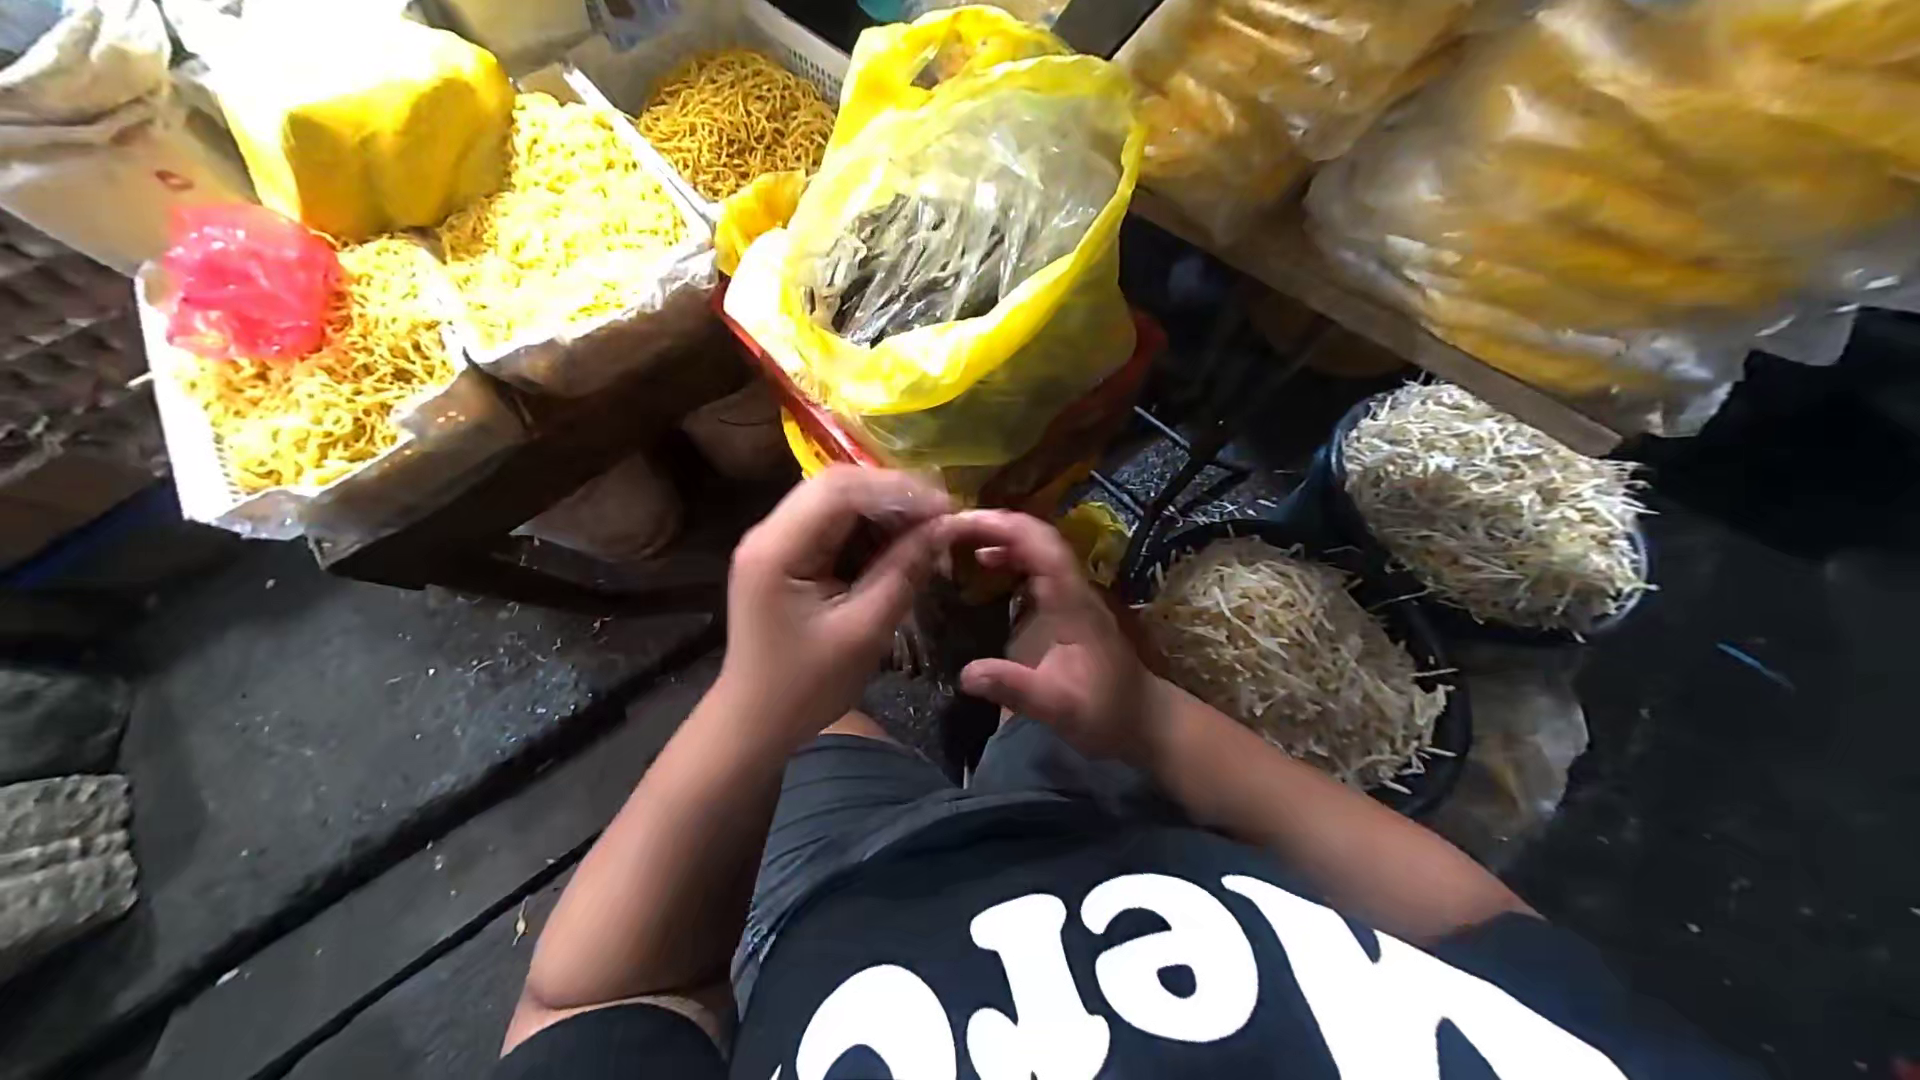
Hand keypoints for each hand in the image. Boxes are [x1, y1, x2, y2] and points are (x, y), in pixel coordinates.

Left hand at [719, 467, 951, 743]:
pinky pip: (833, 525)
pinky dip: (870, 529)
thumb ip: (904, 572)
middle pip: (838, 487)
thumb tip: (944, 527)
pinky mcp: (786, 555)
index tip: (947, 509)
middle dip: (894, 496)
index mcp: (776, 549)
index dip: (898, 491)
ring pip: (838, 501)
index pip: (841, 490)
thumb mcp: (864, 631)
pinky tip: (899, 545)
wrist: (755, 722)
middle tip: (942, 518)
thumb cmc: (806, 687)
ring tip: (927, 531)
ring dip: (885, 511)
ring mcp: (775, 541)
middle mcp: (769, 532)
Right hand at [944, 510, 1158, 764]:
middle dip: (996, 524)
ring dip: (1002, 535)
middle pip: (1039, 537)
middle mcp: (1076, 588)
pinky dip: (1010, 553)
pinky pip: (1038, 563)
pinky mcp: (1069, 601)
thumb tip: (965, 674)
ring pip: (1039, 546)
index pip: (1042, 549)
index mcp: (1074, 605)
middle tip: (950, 526)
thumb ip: (1014, 689)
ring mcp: (1074, 592)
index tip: (963, 523)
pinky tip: (986, 562)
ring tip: (960, 536)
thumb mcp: (1058, 709)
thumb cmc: (1106, 712)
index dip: (1004, 528)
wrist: (1145, 718)